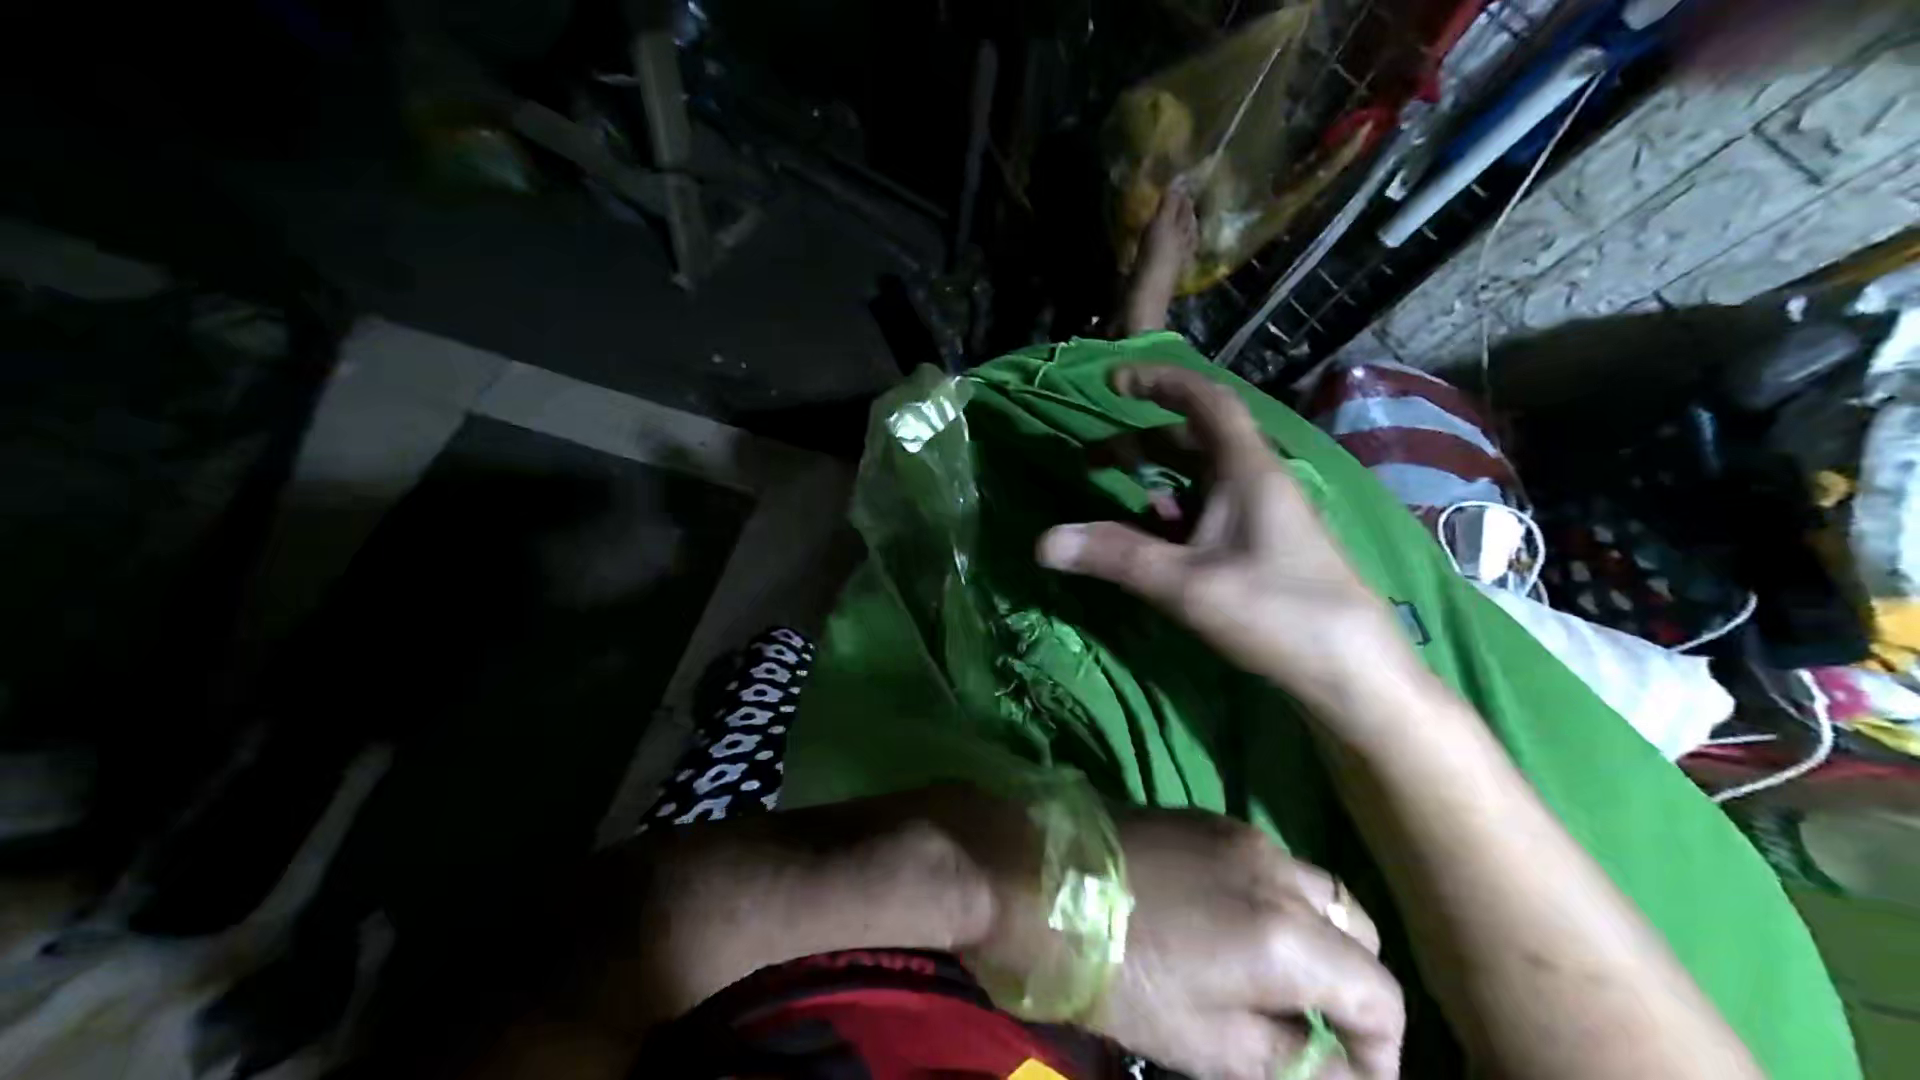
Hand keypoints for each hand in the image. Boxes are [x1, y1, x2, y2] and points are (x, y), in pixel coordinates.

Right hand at [1037, 365, 1416, 711]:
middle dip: (1139, 443)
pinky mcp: (1261, 546)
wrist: (1352, 671)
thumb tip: (1043, 543)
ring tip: (1115, 502)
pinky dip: (1174, 515)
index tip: (1114, 382)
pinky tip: (1157, 542)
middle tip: (1092, 460)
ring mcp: (1261, 515)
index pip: (1205, 401)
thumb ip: (1114, 557)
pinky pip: (1208, 512)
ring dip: (1155, 482)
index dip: (1159, 381)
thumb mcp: (1186, 583)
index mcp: (1247, 470)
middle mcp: (1255, 482)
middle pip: (1193, 440)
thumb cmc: (1276, 611)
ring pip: (1200, 479)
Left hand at [1091, 812, 1402, 1079]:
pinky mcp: (1200, 816)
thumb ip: (1294, 1062)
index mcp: (1286, 931)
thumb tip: (1349, 1073)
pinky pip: (1265, 861)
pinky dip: (1274, 899)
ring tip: (1274, 978)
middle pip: (1357, 929)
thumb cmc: (1114, 971)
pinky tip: (1229, 927)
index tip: (1353, 1078)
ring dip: (1315, 936)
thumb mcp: (1205, 1042)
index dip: (1383, 1054)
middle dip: (1354, 985)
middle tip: (1317, 1027)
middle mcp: (1275, 869)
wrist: (1029, 874)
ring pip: (1313, 887)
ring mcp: (1236, 832)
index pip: (1381, 995)